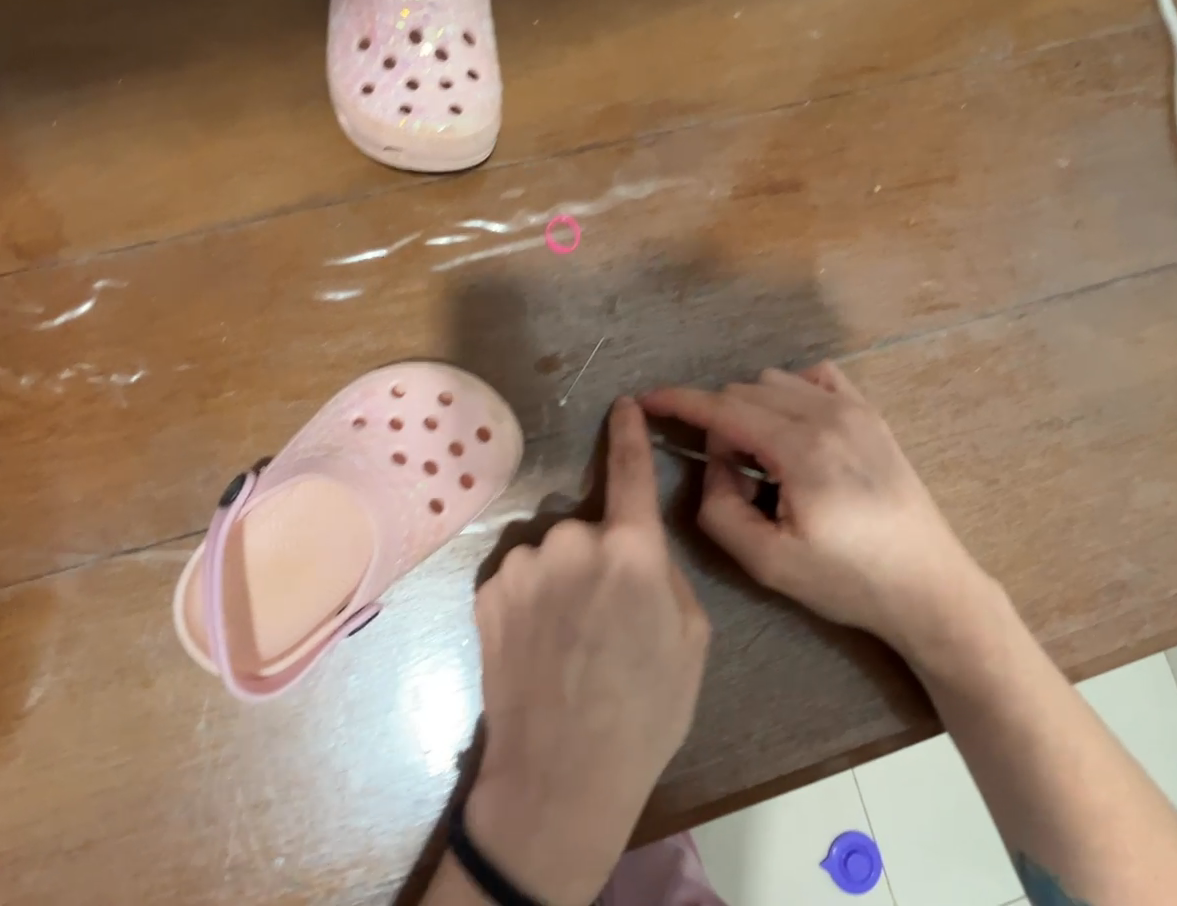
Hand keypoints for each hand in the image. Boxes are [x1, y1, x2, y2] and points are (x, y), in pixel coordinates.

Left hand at [465, 396, 710, 905]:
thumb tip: (638, 544)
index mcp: (633, 550)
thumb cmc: (645, 712)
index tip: (624, 404)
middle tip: (604, 618)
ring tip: (566, 641)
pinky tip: (535, 644)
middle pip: (589, 528)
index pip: (631, 473)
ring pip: (549, 552)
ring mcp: (522, 564)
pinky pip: (517, 575)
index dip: (628, 435)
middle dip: (598, 557)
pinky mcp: (485, 590)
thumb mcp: (691, 641)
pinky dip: (528, 597)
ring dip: (558, 579)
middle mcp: (573, 540)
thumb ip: (664, 574)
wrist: (562, 772)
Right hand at [640, 362, 997, 657]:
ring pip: (775, 381)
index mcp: (803, 450)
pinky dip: (788, 395)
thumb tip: (715, 467)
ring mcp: (856, 410)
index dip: (677, 402)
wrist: (929, 588)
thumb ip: (719, 510)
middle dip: (719, 424)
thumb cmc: (847, 581)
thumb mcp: (767, 562)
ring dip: (751, 410)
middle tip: (731, 479)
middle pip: (744, 392)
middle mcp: (829, 415)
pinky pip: (814, 379)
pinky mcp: (872, 416)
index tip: (646, 401)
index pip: (723, 407)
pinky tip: (793, 432)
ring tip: (764, 462)